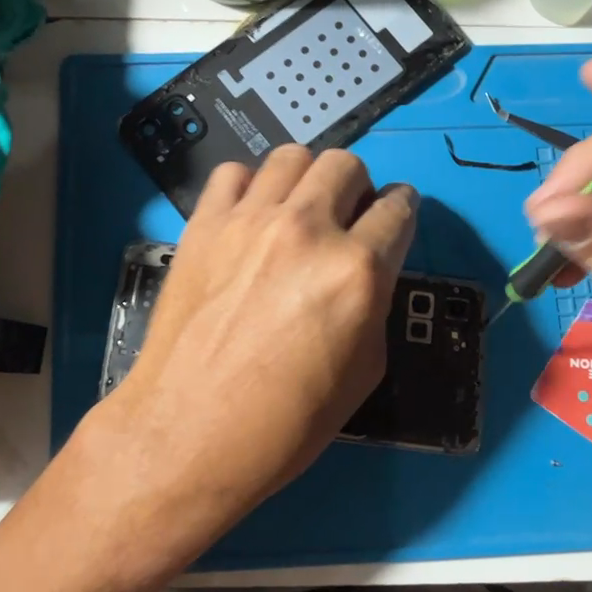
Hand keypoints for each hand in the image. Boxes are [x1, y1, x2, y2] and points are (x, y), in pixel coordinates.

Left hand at [80, 147, 417, 560]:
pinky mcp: (203, 225)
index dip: (402, 212)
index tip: (393, 218)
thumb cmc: (286, 423)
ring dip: (306, 180)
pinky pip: (233, 174)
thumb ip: (372, 303)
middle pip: (346, 166)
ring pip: (292, 157)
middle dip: (356, 188)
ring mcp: (249, 221)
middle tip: (345, 219)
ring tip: (297, 212)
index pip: (398, 208)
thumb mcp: (364, 371)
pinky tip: (249, 218)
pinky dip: (249, 188)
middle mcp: (307, 230)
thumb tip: (364, 271)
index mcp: (357, 270)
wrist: (189, 434)